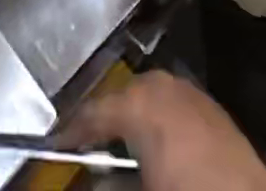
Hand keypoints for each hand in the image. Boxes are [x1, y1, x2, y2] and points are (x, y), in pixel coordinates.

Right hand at [54, 71, 265, 190]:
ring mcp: (188, 91)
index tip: (55, 147)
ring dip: (129, 121)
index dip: (70, 132)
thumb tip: (93, 178)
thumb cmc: (186, 190)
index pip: (91, 112)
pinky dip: (156, 122)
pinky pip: (170, 106)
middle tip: (85, 147)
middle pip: (118, 100)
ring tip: (118, 149)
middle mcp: (160, 85)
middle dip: (102, 123)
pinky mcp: (210, 106)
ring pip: (145, 99)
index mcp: (137, 102)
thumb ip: (108, 180)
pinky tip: (154, 148)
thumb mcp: (138, 185)